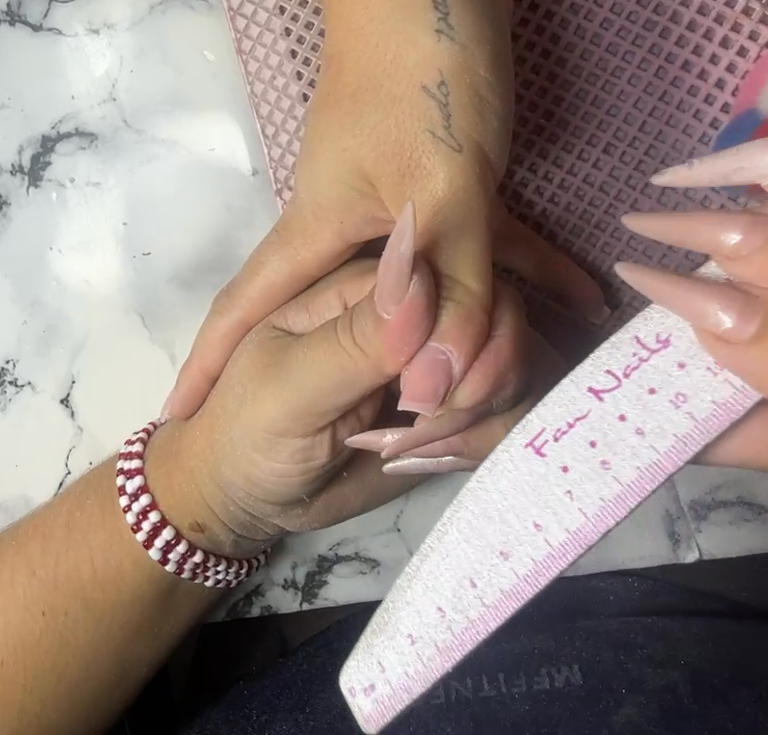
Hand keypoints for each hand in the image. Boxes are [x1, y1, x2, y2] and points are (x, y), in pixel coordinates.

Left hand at [150, 206, 558, 558]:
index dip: (458, 332)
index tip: (420, 397)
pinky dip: (489, 436)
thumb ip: (351, 341)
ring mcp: (440, 356)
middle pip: (501, 312)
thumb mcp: (288, 389)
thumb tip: (418, 280)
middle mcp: (413, 310)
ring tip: (414, 449)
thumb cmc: (249, 431)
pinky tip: (438, 457)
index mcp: (366, 285)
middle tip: (421, 429)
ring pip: (517, 360)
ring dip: (483, 415)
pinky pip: (512, 405)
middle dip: (478, 380)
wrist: (252, 495)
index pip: (449, 273)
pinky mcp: (456, 404)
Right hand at [168, 0, 602, 425]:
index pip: (247, 307)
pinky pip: (480, 248)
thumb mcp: (444, 187)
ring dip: (471, 334)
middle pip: (354, 321)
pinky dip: (523, 272)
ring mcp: (395, 205)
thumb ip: (445, 287)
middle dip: (375, 380)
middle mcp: (350, 228)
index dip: (209, 364)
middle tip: (410, 444)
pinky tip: (576, 299)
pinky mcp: (442, 183)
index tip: (177, 417)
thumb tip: (431, 392)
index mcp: (320, 230)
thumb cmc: (421, 74)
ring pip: (430, 291)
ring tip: (511, 392)